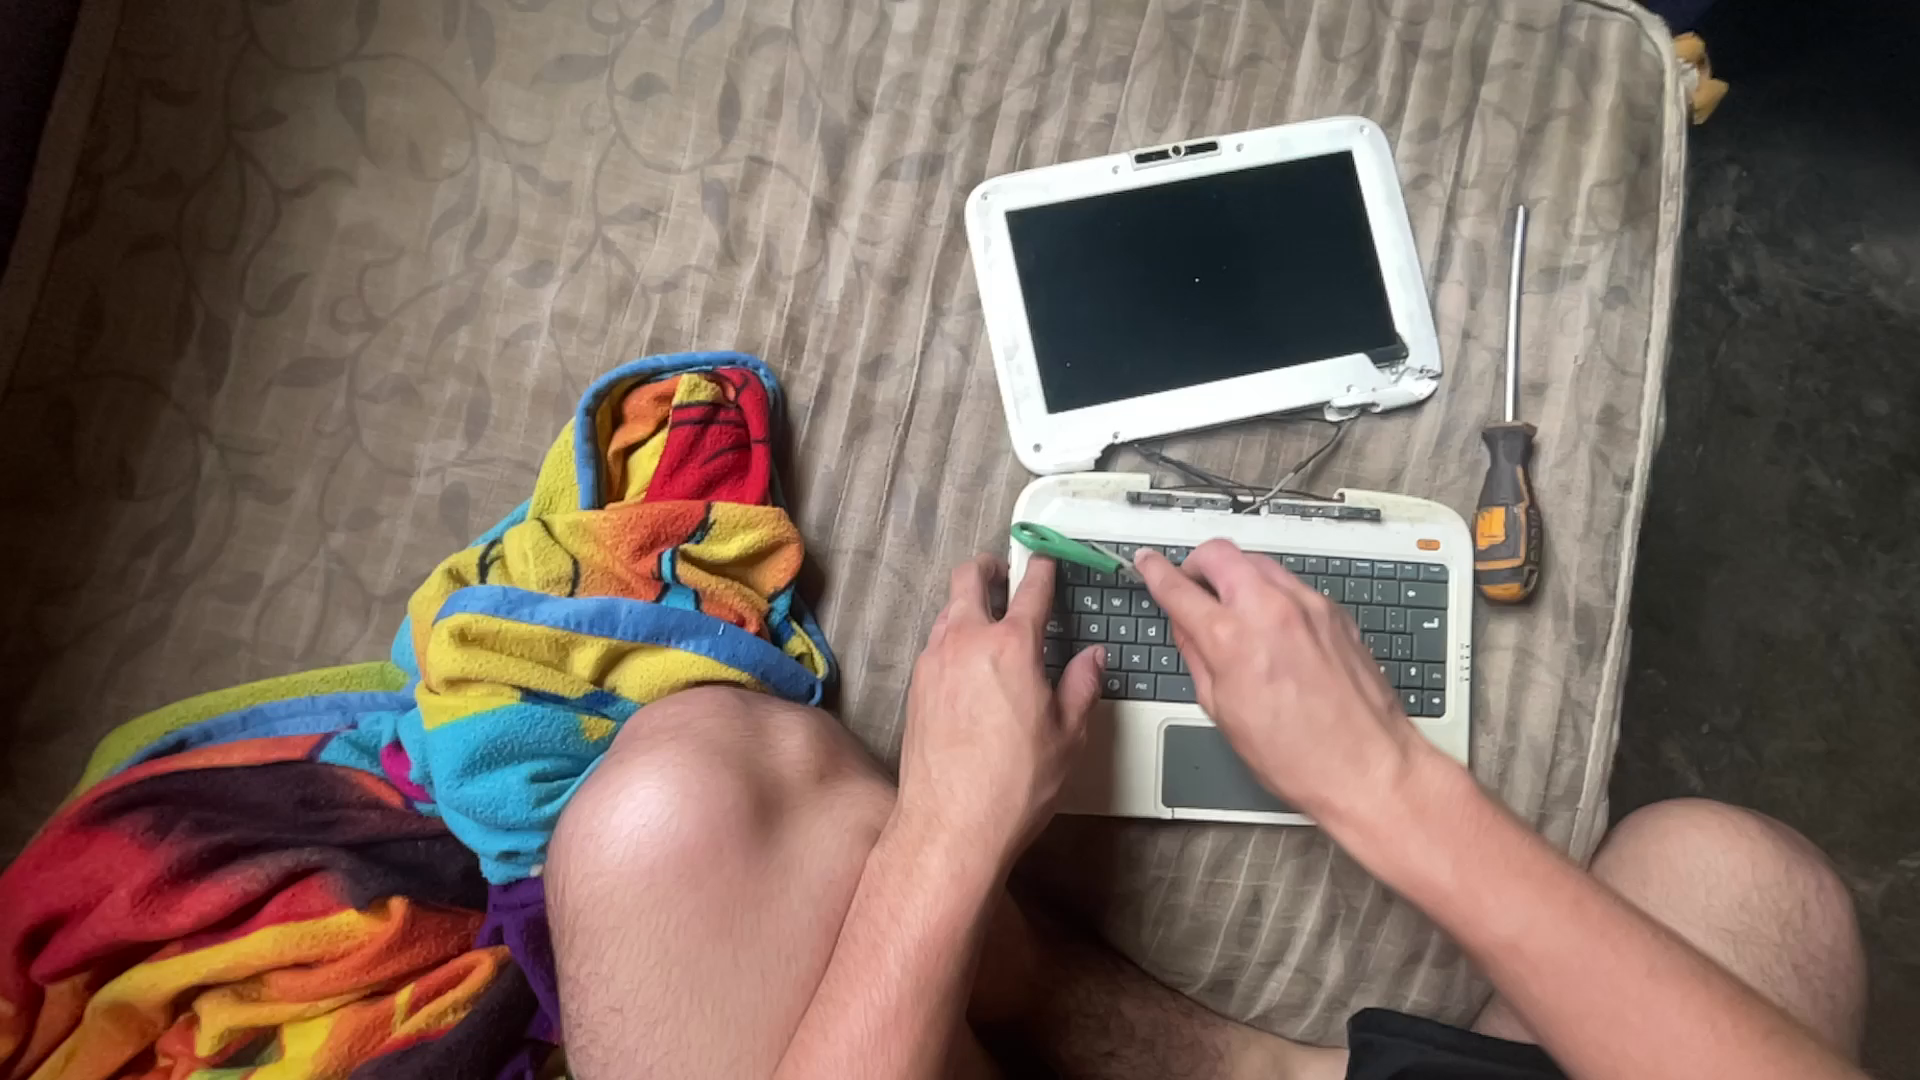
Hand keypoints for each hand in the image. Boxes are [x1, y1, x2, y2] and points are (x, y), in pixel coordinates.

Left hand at [895, 555, 1104, 868]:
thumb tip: (1092, 659)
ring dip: (968, 602)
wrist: (950, 824)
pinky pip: (935, 642)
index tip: (1045, 561)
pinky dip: (952, 636)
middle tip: (1004, 573)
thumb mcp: (1068, 735)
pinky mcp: (916, 684)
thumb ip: (1082, 685)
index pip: (1031, 589)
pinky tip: (968, 663)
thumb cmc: (1012, 784)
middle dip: (988, 567)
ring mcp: (934, 661)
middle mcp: (965, 642)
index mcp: (1010, 646)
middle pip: (969, 578)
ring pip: (948, 608)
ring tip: (988, 619)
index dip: (1042, 568)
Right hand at [1134, 541, 1421, 820]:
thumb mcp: (1221, 709)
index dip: (1154, 571)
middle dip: (1196, 563)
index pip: (1178, 587)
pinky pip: (1290, 583)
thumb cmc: (1296, 754)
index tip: (1147, 563)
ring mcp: (1307, 605)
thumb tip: (1186, 626)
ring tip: (1231, 606)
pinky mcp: (1334, 612)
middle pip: (1219, 552)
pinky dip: (1269, 593)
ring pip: (1256, 561)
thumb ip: (1197, 656)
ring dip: (1234, 574)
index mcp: (1231, 638)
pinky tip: (1270, 624)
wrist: (1368, 769)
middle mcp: (1270, 609)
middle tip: (1190, 585)